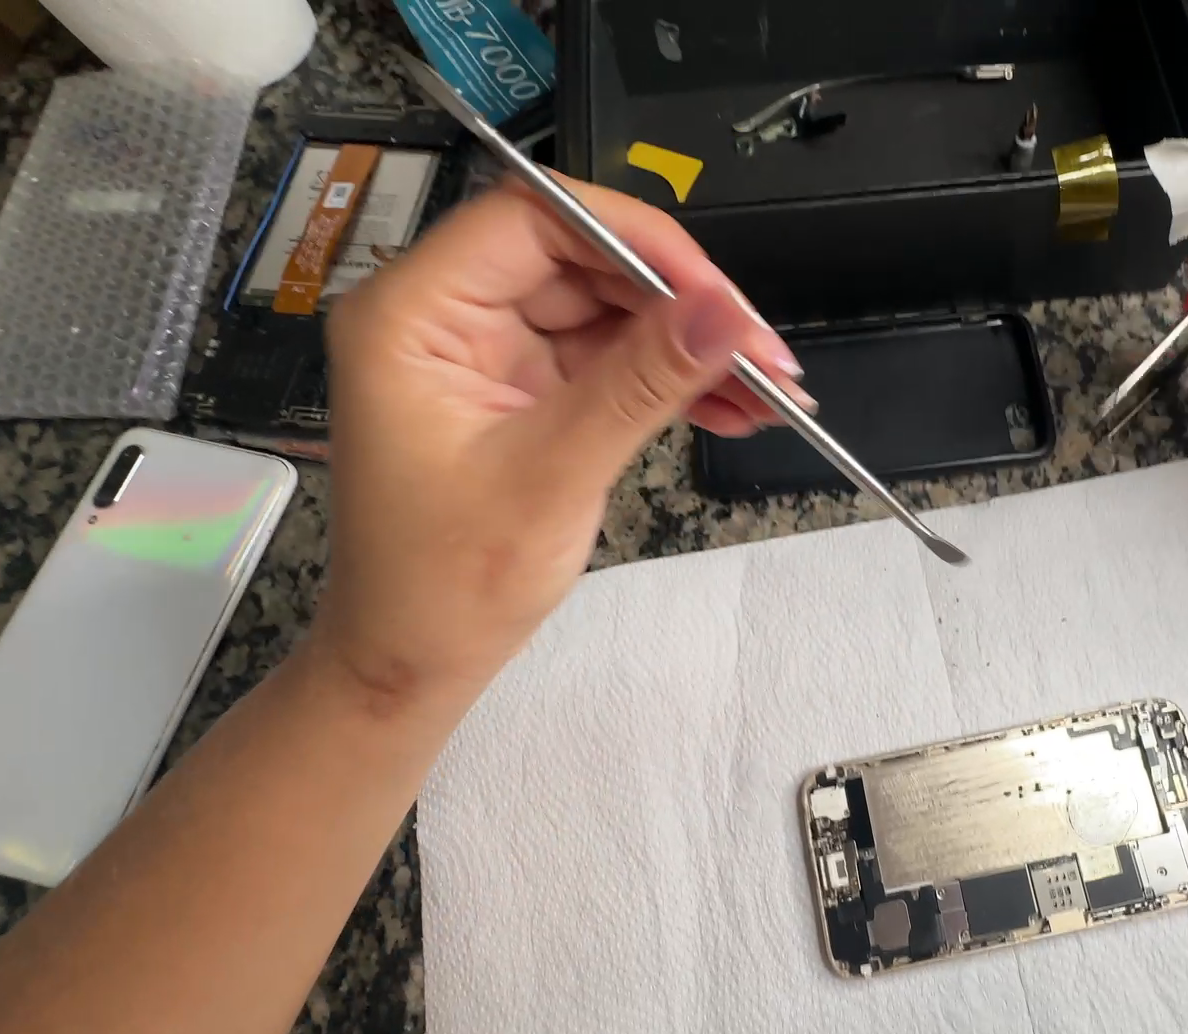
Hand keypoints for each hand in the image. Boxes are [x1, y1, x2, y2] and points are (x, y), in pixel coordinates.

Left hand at [311, 178, 805, 713]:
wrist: (423, 659)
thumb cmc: (452, 583)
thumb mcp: (554, 475)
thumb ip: (641, 384)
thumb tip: (724, 316)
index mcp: (417, 315)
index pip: (536, 221)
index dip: (637, 243)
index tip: (720, 297)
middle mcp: (455, 318)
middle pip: (588, 268)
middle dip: (686, 309)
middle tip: (765, 356)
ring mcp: (499, 356)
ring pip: (615, 319)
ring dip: (694, 352)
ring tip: (769, 391)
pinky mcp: (536, 394)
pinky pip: (618, 366)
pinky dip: (675, 385)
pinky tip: (734, 409)